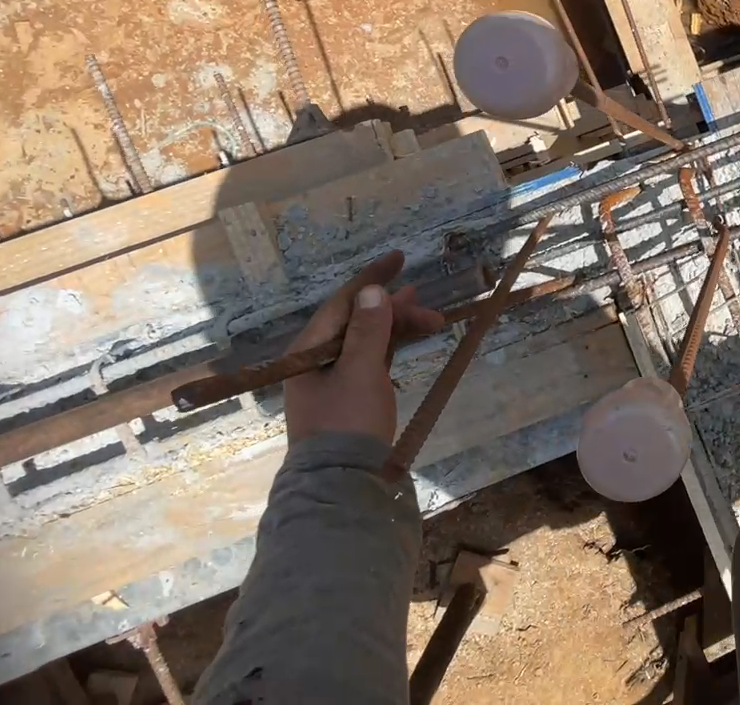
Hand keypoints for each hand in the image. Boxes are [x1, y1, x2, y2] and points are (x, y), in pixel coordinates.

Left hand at [283, 251, 444, 443]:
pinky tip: (408, 338)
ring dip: (397, 324)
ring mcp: (332, 377)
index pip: (343, 303)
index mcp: (309, 350)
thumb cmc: (347, 421)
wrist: (340, 480)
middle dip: (394, 307)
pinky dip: (392, 343)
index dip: (372, 278)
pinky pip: (371, 355)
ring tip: (430, 318)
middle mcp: (316, 359)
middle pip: (357, 319)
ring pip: (367, 337)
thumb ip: (368, 330)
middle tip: (430, 306)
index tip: (399, 257)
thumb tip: (373, 290)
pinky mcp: (349, 393)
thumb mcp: (361, 372)